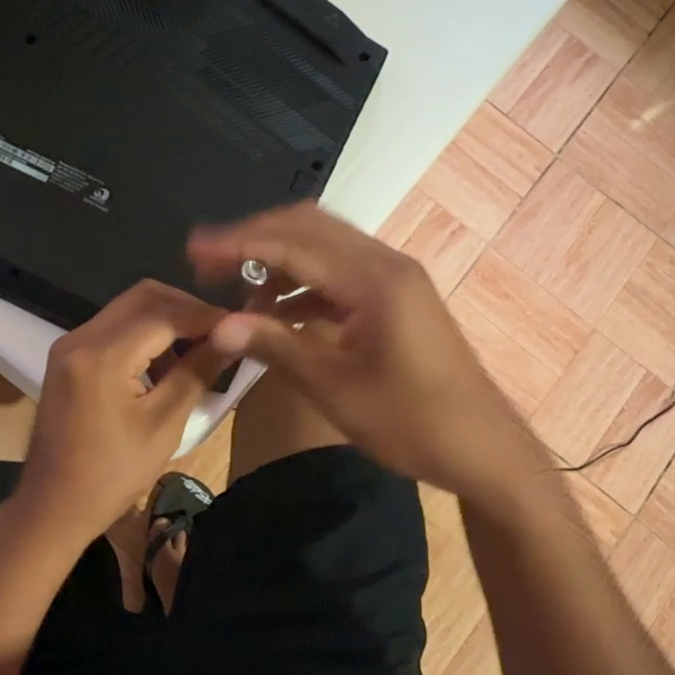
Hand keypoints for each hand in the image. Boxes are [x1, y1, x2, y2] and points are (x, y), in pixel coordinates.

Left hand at [14, 281, 231, 542]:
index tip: (243, 326)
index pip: (164, 313)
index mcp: (101, 355)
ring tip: (200, 351)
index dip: (208, 315)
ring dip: (166, 321)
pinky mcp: (67, 359)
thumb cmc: (113, 475)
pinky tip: (168, 362)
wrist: (54, 506)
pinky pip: (112, 330)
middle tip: (223, 334)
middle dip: (187, 310)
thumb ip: (197, 372)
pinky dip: (143, 335)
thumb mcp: (164, 424)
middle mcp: (79, 338)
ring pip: (127, 310)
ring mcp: (68, 346)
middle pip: (143, 298)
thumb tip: (234, 337)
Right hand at [189, 203, 550, 501]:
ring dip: (278, 259)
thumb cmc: (410, 422)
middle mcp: (386, 264)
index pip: (293, 243)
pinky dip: (304, 283)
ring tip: (235, 288)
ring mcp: (396, 279)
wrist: (481, 446)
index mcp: (373, 280)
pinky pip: (341, 273)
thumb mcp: (334, 388)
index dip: (238, 243)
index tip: (193, 250)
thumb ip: (276, 346)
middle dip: (254, 238)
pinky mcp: (398, 299)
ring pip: (326, 247)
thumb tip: (217, 326)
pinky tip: (277, 310)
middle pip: (310, 228)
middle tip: (207, 262)